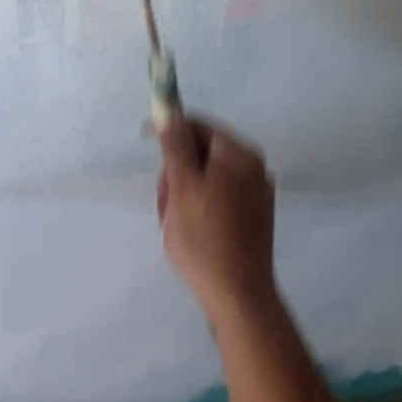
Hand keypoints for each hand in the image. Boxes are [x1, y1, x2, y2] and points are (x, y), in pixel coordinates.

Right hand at [157, 116, 276, 317]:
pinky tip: (191, 233)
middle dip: (177, 172)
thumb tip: (168, 107)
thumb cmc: (204, 237)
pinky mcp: (254, 219)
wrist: (238, 295)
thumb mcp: (182, 186)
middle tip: (165, 201)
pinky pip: (219, 199)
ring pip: (207, 179)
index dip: (170, 131)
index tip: (145, 144)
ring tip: (174, 223)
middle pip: (203, 153)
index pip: (199, 126)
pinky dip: (199, 208)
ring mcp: (257, 195)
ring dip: (184, 193)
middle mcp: (254, 168)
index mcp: (240, 154)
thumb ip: (174, 143)